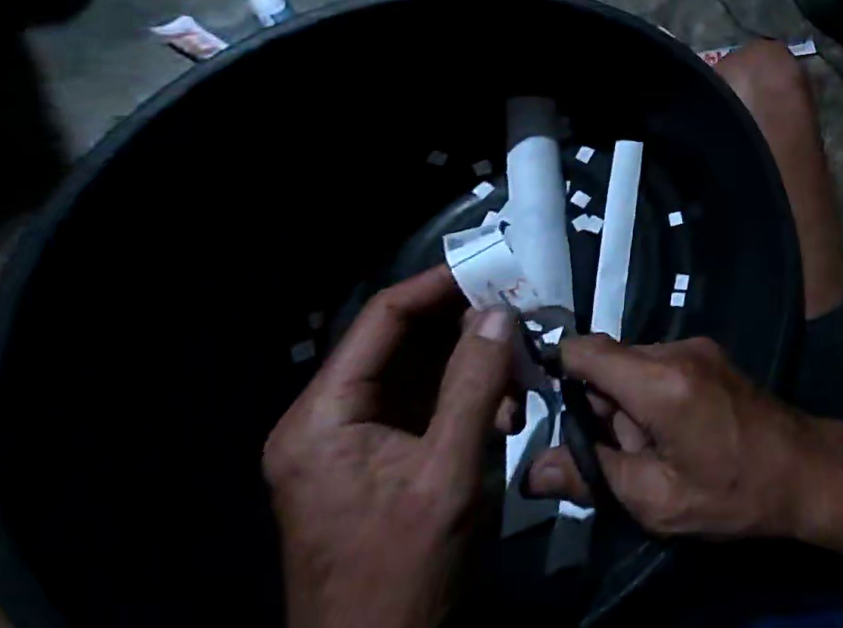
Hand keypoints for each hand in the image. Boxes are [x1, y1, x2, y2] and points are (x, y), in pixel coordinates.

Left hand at [262, 266, 513, 627]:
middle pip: (401, 342)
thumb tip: (498, 313)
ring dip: (472, 363)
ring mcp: (353, 441)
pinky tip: (505, 411)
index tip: (492, 269)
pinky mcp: (380, 460)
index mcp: (323, 416)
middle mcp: (329, 418)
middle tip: (519, 312)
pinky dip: (467, 397)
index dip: (437, 286)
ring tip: (519, 368)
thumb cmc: (403, 572)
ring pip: (419, 372)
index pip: (382, 319)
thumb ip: (474, 386)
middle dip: (464, 327)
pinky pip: (425, 405)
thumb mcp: (448, 474)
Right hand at [525, 335, 842, 541]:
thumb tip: (532, 470)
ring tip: (648, 447)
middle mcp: (675, 349)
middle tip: (611, 451)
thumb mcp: (657, 499)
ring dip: (625, 399)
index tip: (542, 400)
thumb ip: (592, 477)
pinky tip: (671, 431)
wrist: (807, 470)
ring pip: (634, 363)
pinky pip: (660, 364)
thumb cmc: (733, 492)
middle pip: (609, 360)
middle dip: (597, 401)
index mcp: (658, 381)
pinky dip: (649, 392)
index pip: (585, 350)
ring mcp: (697, 346)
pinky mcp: (710, 353)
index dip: (556, 369)